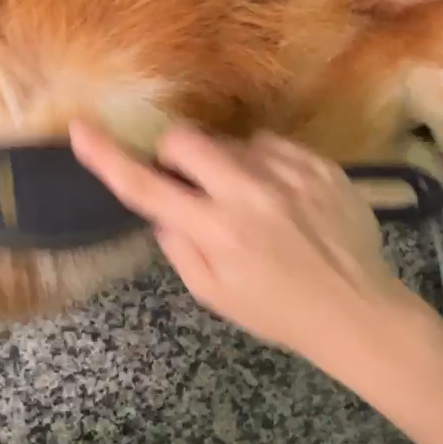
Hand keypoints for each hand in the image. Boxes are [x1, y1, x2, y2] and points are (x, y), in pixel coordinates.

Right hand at [70, 123, 431, 360]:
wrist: (361, 313)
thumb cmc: (275, 311)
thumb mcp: (210, 292)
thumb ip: (177, 243)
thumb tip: (162, 207)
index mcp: (216, 230)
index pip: (146, 186)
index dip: (107, 157)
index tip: (81, 130)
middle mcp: (249, 194)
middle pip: (186, 140)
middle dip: (174, 156)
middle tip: (190, 185)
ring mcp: (290, 175)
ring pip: (229, 142)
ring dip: (224, 165)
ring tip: (248, 199)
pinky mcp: (322, 166)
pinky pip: (270, 145)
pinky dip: (261, 165)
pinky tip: (277, 195)